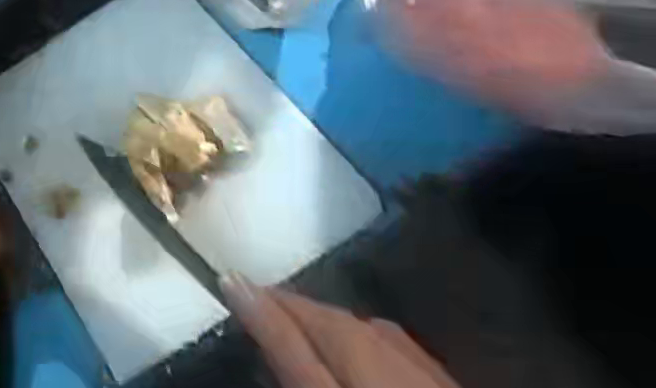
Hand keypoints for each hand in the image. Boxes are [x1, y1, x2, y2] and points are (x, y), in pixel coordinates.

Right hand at [225, 276, 461, 387]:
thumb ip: (278, 340)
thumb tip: (232, 278)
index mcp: (348, 331)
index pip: (282, 299)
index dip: (255, 308)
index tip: (237, 330)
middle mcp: (384, 333)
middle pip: (322, 318)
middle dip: (295, 331)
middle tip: (271, 364)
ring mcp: (422, 363)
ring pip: (359, 339)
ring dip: (331, 349)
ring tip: (313, 376)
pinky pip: (392, 363)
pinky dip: (367, 369)